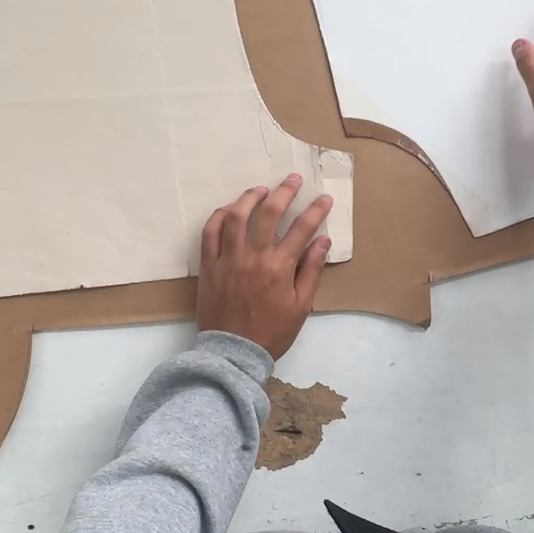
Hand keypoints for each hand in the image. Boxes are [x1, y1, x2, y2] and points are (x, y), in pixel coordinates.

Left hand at [197, 174, 333, 359]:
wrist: (234, 353)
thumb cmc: (271, 333)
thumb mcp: (301, 306)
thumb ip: (311, 271)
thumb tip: (323, 241)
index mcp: (279, 267)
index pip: (302, 229)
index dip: (316, 210)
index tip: (324, 198)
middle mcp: (253, 257)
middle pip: (270, 213)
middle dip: (285, 192)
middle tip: (293, 179)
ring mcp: (228, 259)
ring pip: (236, 216)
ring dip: (250, 197)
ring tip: (261, 189)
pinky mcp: (209, 265)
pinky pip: (210, 232)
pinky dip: (220, 216)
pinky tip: (230, 210)